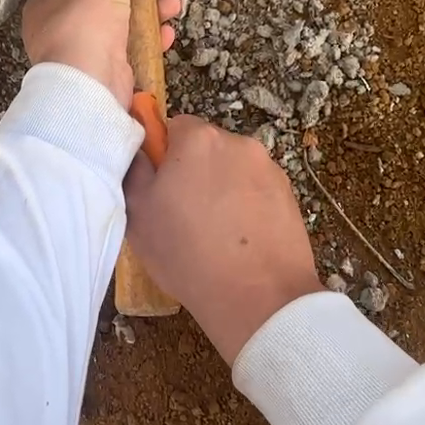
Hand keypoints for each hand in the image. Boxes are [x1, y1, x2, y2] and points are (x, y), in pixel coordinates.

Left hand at [20, 0, 181, 107]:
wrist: (85, 86)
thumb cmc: (82, 29)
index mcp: (49, 0)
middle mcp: (61, 26)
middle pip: (106, 1)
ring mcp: (82, 50)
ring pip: (120, 26)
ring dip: (149, 14)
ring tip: (173, 5)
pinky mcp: (102, 70)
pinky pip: (128, 50)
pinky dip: (148, 41)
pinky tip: (166, 34)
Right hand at [123, 117, 321, 363]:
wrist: (258, 298)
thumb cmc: (187, 252)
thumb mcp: (138, 213)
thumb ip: (134, 169)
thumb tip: (139, 149)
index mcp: (198, 139)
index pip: (173, 126)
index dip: (163, 157)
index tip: (161, 190)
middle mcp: (238, 142)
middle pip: (206, 148)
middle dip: (194, 171)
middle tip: (182, 215)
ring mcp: (269, 168)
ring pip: (232, 170)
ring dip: (222, 188)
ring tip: (215, 233)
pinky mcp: (290, 195)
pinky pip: (256, 191)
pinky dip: (246, 206)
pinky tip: (240, 241)